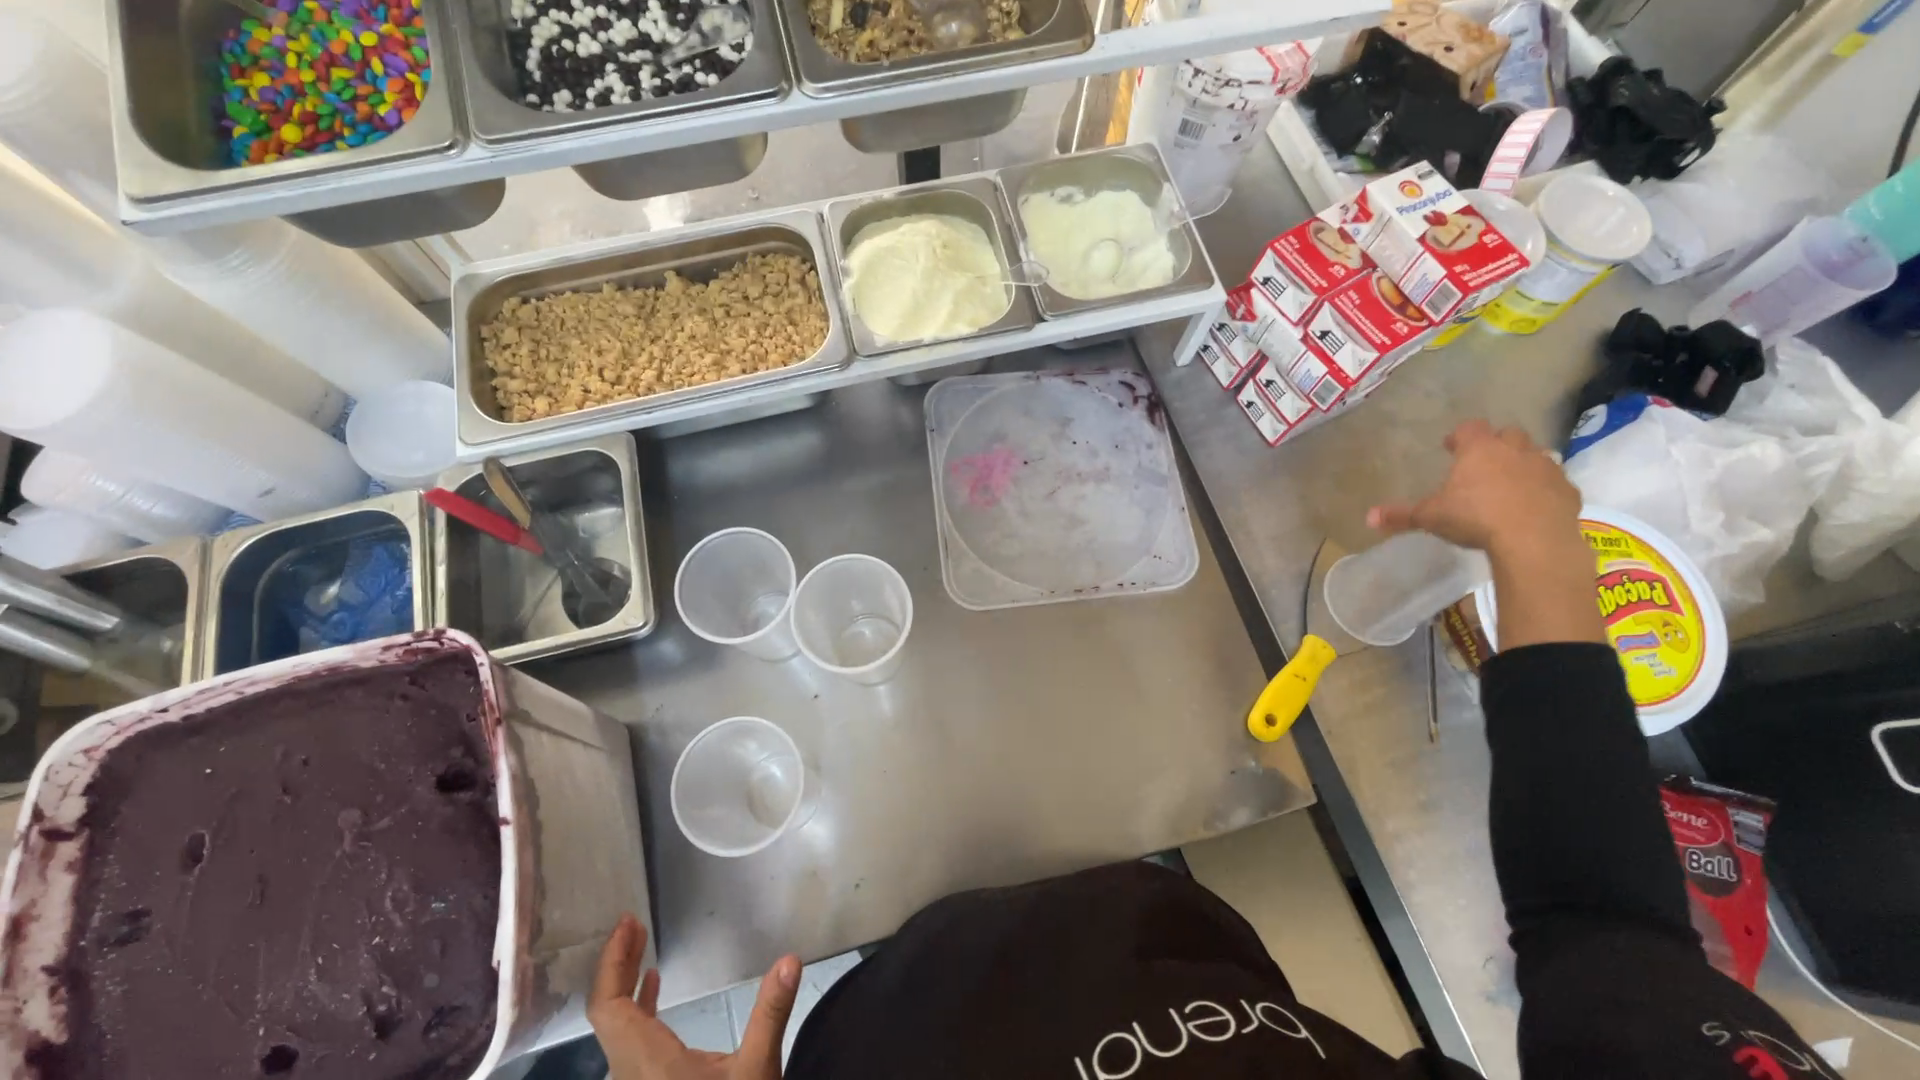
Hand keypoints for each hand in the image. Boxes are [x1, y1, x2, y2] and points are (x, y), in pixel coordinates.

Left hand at [589, 915, 801, 1079]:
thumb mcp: (757, 1070)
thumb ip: (771, 1012)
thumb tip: (791, 958)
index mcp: (647, 1063)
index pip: (608, 1007)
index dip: (613, 963)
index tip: (628, 924)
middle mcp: (629, 1073)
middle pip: (606, 1012)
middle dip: (618, 965)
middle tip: (634, 925)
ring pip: (614, 1027)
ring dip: (626, 984)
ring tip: (643, 948)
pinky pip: (628, 1040)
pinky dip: (637, 1008)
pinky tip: (654, 991)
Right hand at [1366, 420, 1581, 557]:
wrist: (1534, 539)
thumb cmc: (1475, 518)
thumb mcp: (1430, 517)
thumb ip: (1401, 515)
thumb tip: (1368, 518)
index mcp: (1480, 450)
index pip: (1469, 428)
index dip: (1460, 436)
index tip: (1451, 447)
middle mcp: (1515, 450)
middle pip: (1508, 434)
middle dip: (1497, 444)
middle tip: (1484, 463)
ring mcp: (1545, 468)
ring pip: (1536, 455)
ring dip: (1524, 464)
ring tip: (1510, 484)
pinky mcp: (1567, 490)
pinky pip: (1555, 483)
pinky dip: (1545, 489)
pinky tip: (1535, 506)